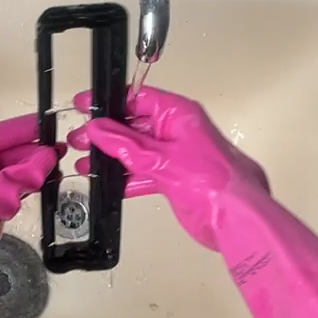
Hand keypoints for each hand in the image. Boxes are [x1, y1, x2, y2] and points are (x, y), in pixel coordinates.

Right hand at [67, 86, 271, 252]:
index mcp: (179, 115)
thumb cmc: (216, 182)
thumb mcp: (161, 159)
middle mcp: (177, 132)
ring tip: (85, 162)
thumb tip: (98, 130)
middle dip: (105, 133)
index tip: (85, 105)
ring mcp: (175, 156)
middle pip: (134, 125)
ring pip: (136, 151)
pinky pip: (142, 173)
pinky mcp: (173, 179)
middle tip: (80, 138)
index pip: (137, 98)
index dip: (109, 101)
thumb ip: (125, 145)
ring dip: (111, 158)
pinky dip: (124, 178)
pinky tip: (107, 183)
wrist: (238, 218)